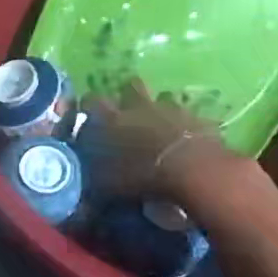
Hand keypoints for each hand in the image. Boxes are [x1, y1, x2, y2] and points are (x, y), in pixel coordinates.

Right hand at [85, 79, 241, 195]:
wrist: (191, 171)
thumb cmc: (141, 176)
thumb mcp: (106, 186)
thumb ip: (94, 179)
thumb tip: (81, 190)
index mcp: (110, 119)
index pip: (91, 101)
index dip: (89, 107)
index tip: (90, 118)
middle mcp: (137, 106)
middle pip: (130, 86)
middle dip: (128, 97)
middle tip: (127, 115)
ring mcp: (169, 108)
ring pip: (161, 97)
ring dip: (159, 109)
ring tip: (159, 127)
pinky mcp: (196, 117)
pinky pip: (187, 114)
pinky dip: (184, 123)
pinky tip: (184, 137)